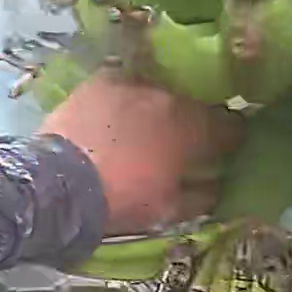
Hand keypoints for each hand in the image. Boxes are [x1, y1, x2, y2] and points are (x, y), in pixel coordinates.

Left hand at [39, 73, 234, 234]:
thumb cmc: (121, 200)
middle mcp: (169, 95)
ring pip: (157, 93)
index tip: (223, 152)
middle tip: (178, 145)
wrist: (60, 184)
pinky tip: (113, 118)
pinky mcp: (99, 81)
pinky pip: (123, 87)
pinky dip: (124, 101)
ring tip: (140, 132)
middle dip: (191, 124)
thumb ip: (201, 196)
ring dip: (156, 110)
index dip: (230, 140)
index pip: (230, 126)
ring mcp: (132, 82)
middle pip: (192, 105)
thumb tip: (217, 186)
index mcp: (193, 127)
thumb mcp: (168, 210)